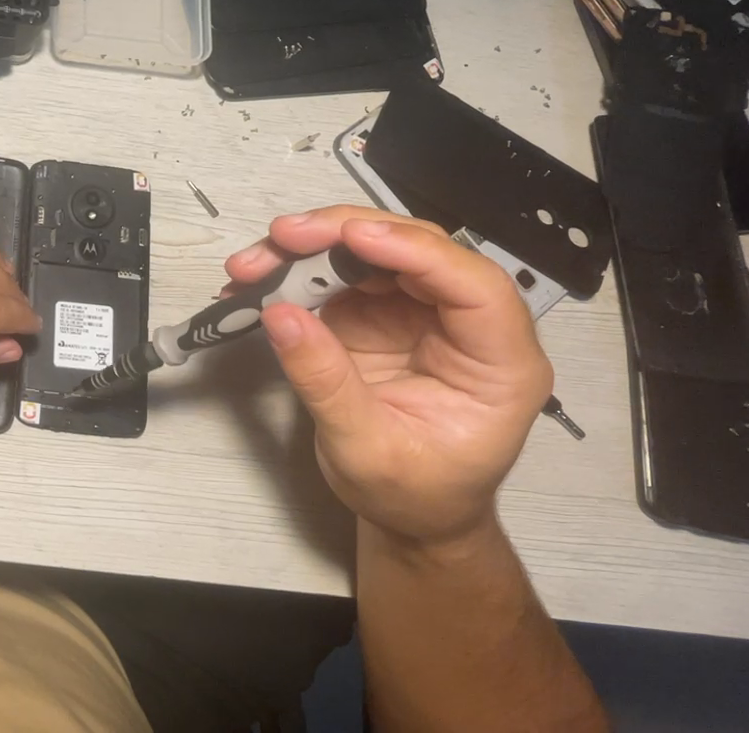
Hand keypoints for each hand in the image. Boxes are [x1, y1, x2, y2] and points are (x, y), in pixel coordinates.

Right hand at [225, 206, 552, 544]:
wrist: (407, 514)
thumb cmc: (410, 493)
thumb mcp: (365, 451)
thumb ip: (325, 382)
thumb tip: (278, 314)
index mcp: (498, 363)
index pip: (474, 288)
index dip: (417, 252)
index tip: (352, 237)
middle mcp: (462, 323)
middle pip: (416, 251)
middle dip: (345, 233)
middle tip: (283, 236)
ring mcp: (416, 312)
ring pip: (370, 251)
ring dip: (308, 247)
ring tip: (250, 264)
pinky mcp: (375, 312)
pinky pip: (336, 274)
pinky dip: (292, 270)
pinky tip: (253, 280)